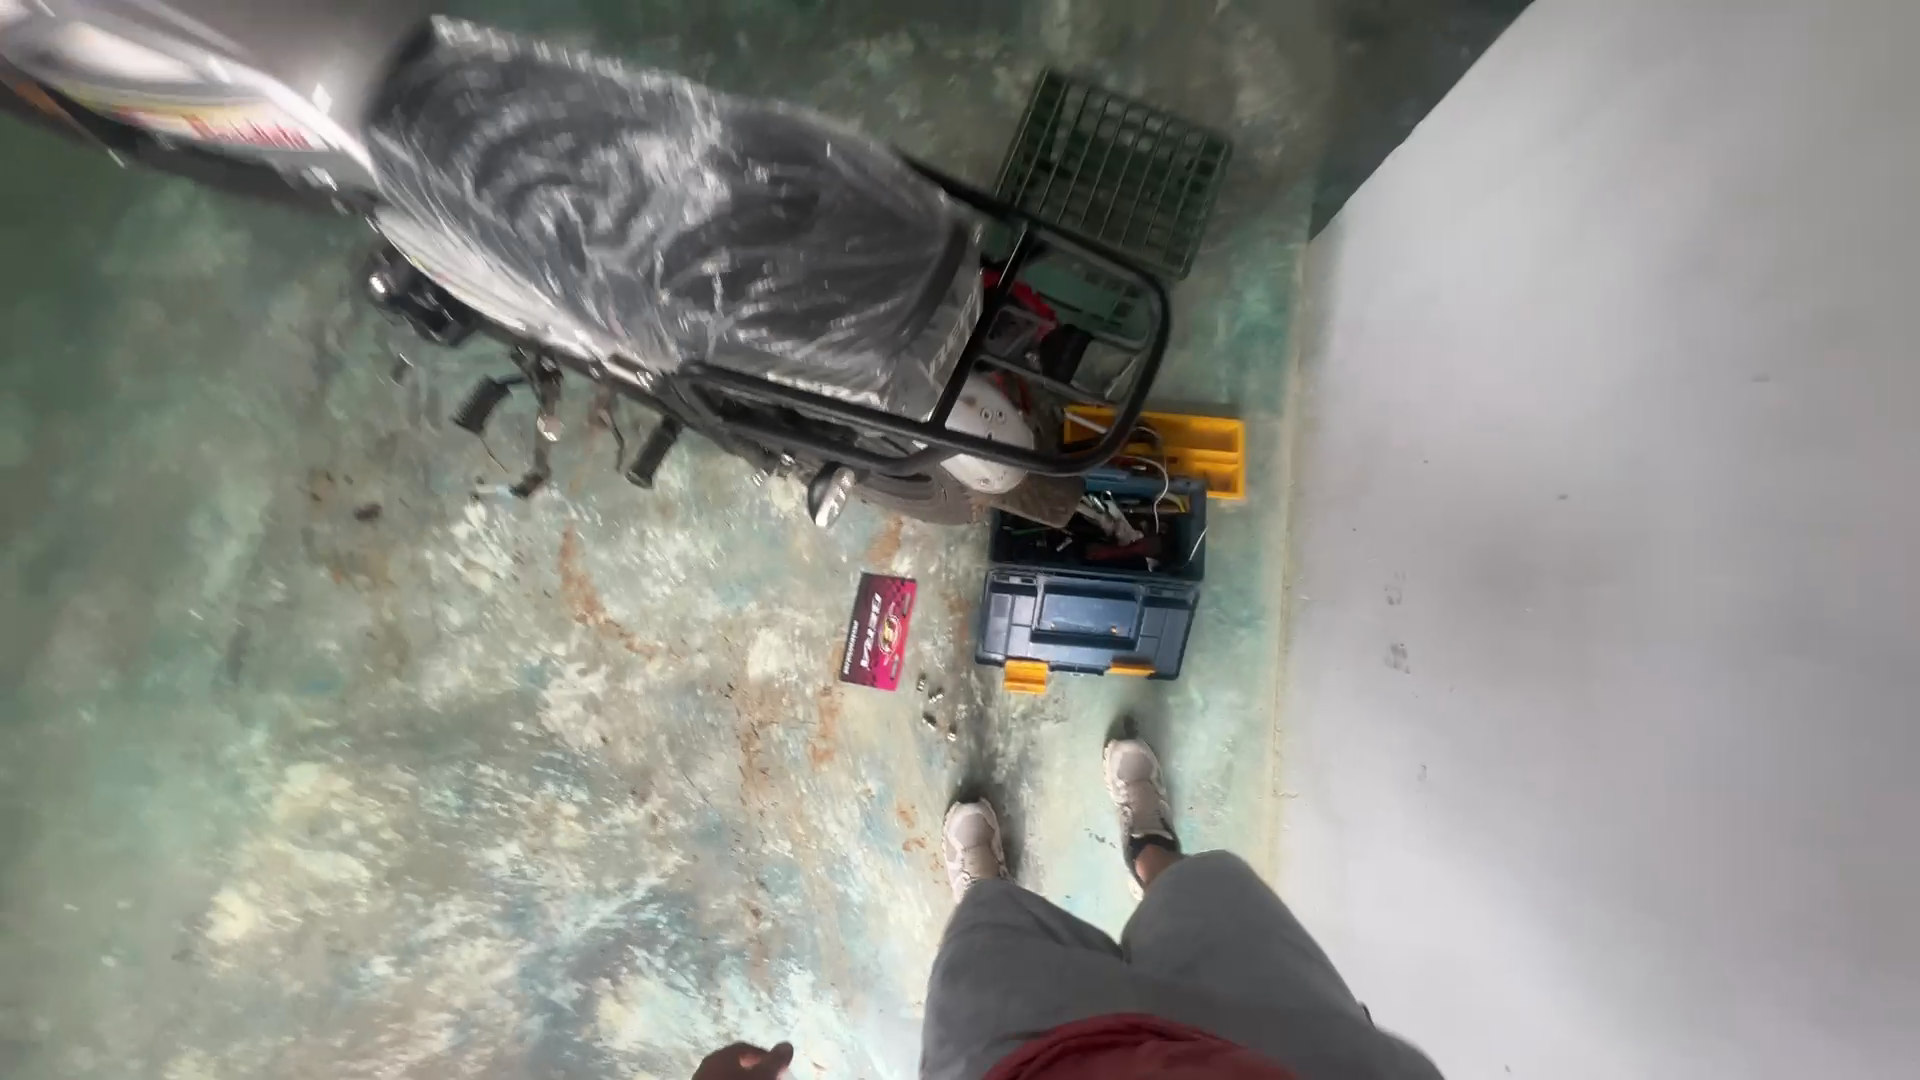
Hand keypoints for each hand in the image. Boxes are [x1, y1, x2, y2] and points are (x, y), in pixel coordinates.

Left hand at [693, 1041, 793, 1079]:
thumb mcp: (762, 1077)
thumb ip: (775, 1061)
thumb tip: (787, 1045)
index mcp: (722, 1055)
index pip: (746, 1048)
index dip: (764, 1057)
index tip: (778, 1068)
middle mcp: (708, 1065)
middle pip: (735, 1064)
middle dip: (753, 1071)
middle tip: (768, 1078)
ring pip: (726, 1077)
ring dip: (740, 1079)